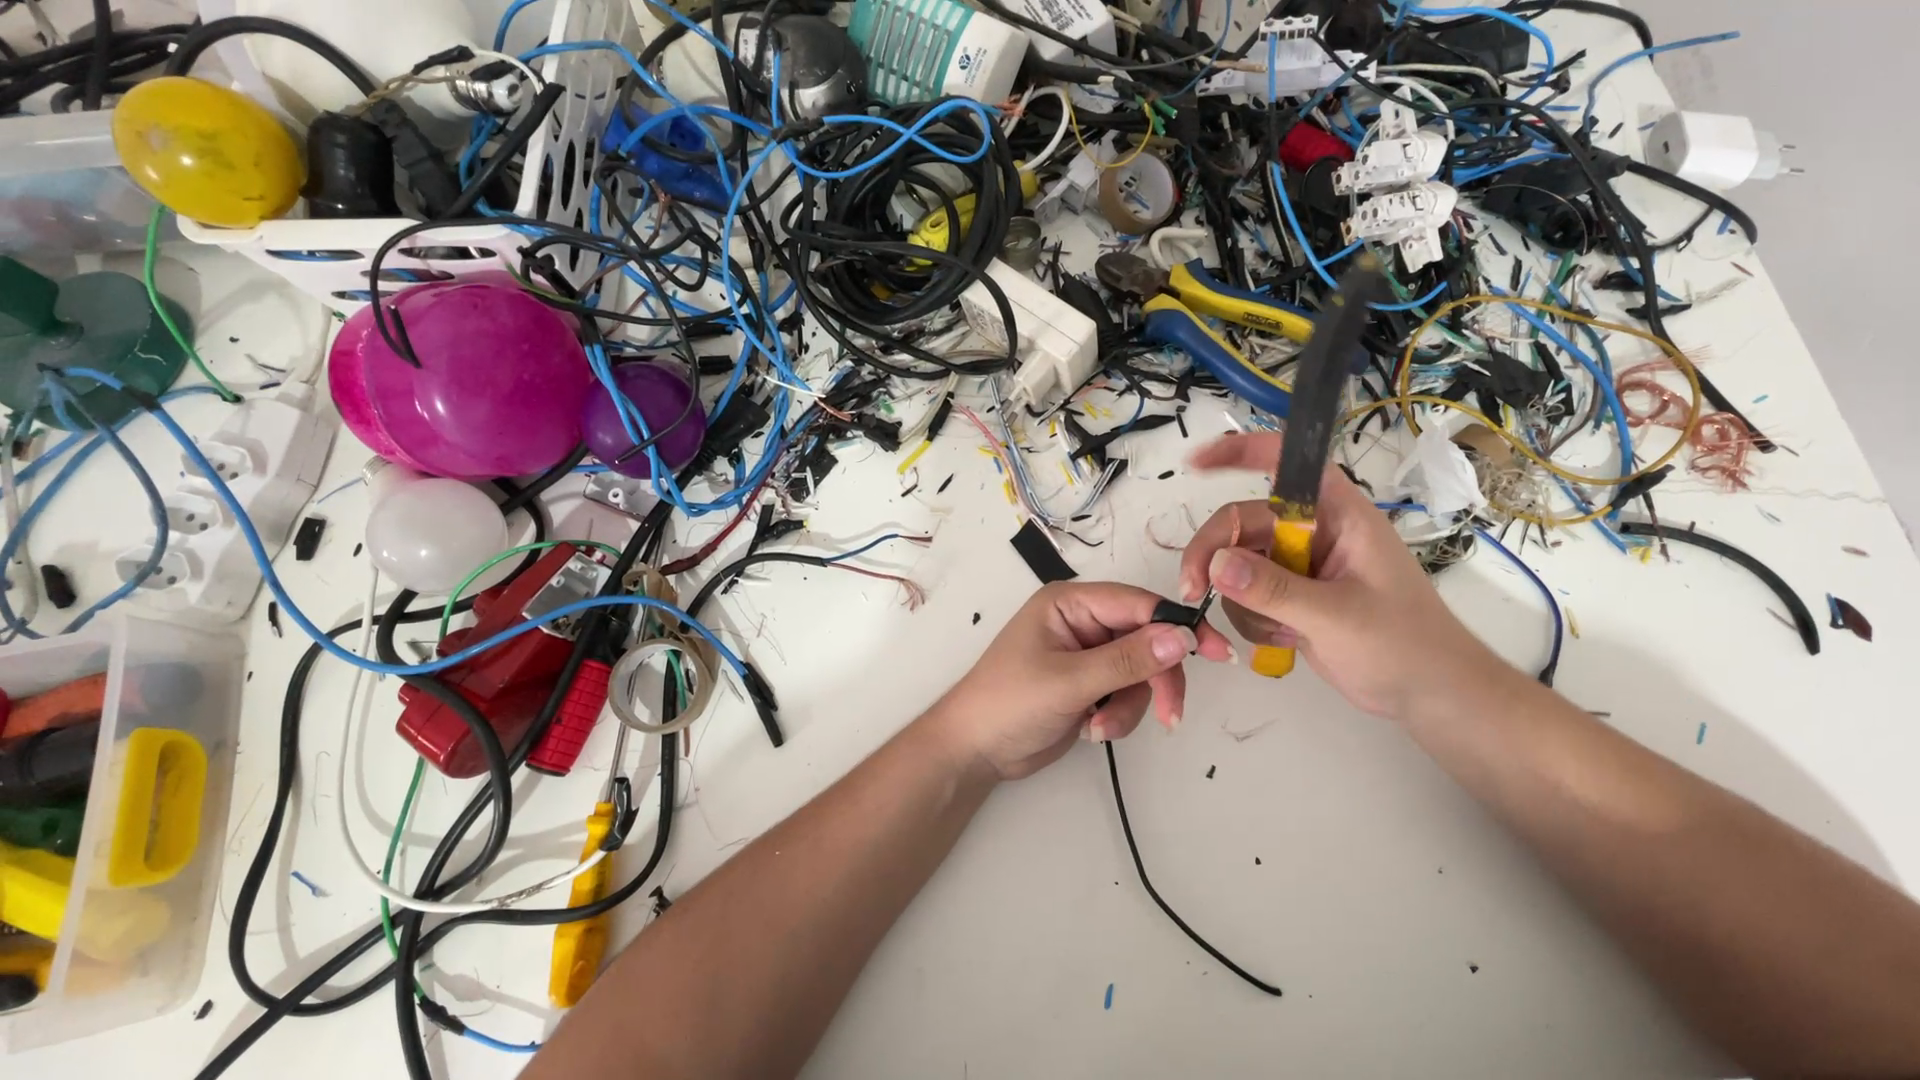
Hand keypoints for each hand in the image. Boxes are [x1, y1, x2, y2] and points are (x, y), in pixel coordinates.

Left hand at [925, 582, 1233, 780]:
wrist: (974, 751)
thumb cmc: (1008, 703)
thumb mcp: (1069, 681)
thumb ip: (1127, 659)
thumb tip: (1182, 636)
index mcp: (1070, 604)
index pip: (1138, 604)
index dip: (1179, 625)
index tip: (1216, 652)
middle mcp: (1082, 623)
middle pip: (1147, 641)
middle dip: (1156, 680)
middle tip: (1170, 714)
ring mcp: (1088, 656)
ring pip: (1141, 673)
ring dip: (1130, 707)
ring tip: (1099, 729)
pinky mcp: (1090, 687)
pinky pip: (1127, 695)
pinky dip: (1118, 717)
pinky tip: (1091, 732)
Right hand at [1178, 434, 1500, 720]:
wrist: (1431, 695)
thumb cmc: (1403, 645)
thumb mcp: (1336, 616)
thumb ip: (1273, 589)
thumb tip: (1215, 564)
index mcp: (1339, 516)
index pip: (1288, 464)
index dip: (1243, 452)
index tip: (1196, 464)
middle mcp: (1315, 533)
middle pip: (1244, 522)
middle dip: (1214, 554)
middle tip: (1191, 591)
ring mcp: (1302, 567)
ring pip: (1238, 563)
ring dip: (1238, 598)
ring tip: (1273, 632)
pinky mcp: (1292, 598)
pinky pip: (1248, 595)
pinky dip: (1250, 618)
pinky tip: (1283, 640)